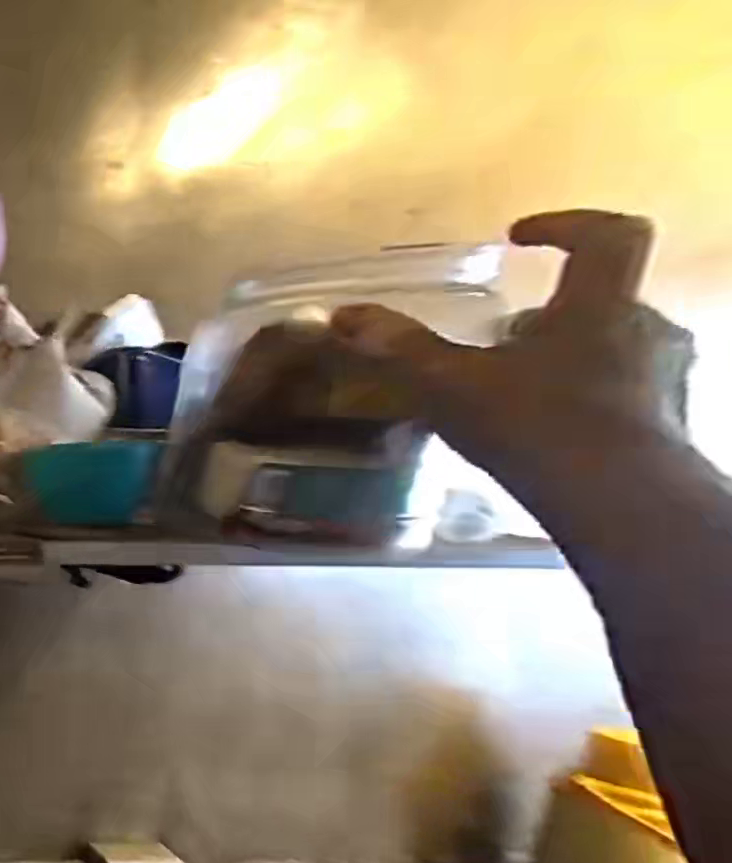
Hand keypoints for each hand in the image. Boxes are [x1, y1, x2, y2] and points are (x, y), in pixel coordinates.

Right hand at [329, 210, 684, 472]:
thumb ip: (398, 346)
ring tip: (503, 385)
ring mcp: (663, 369)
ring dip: (556, 352)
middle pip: (597, 298)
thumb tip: (343, 314)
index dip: (564, 225)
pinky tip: (533, 421)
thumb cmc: (530, 422)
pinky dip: (573, 389)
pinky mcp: (664, 411)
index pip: (607, 236)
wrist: (613, 492)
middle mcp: (644, 326)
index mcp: (598, 307)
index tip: (516, 236)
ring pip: (605, 342)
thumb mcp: (446, 381)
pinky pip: (616, 383)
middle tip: (492, 338)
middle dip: (542, 312)